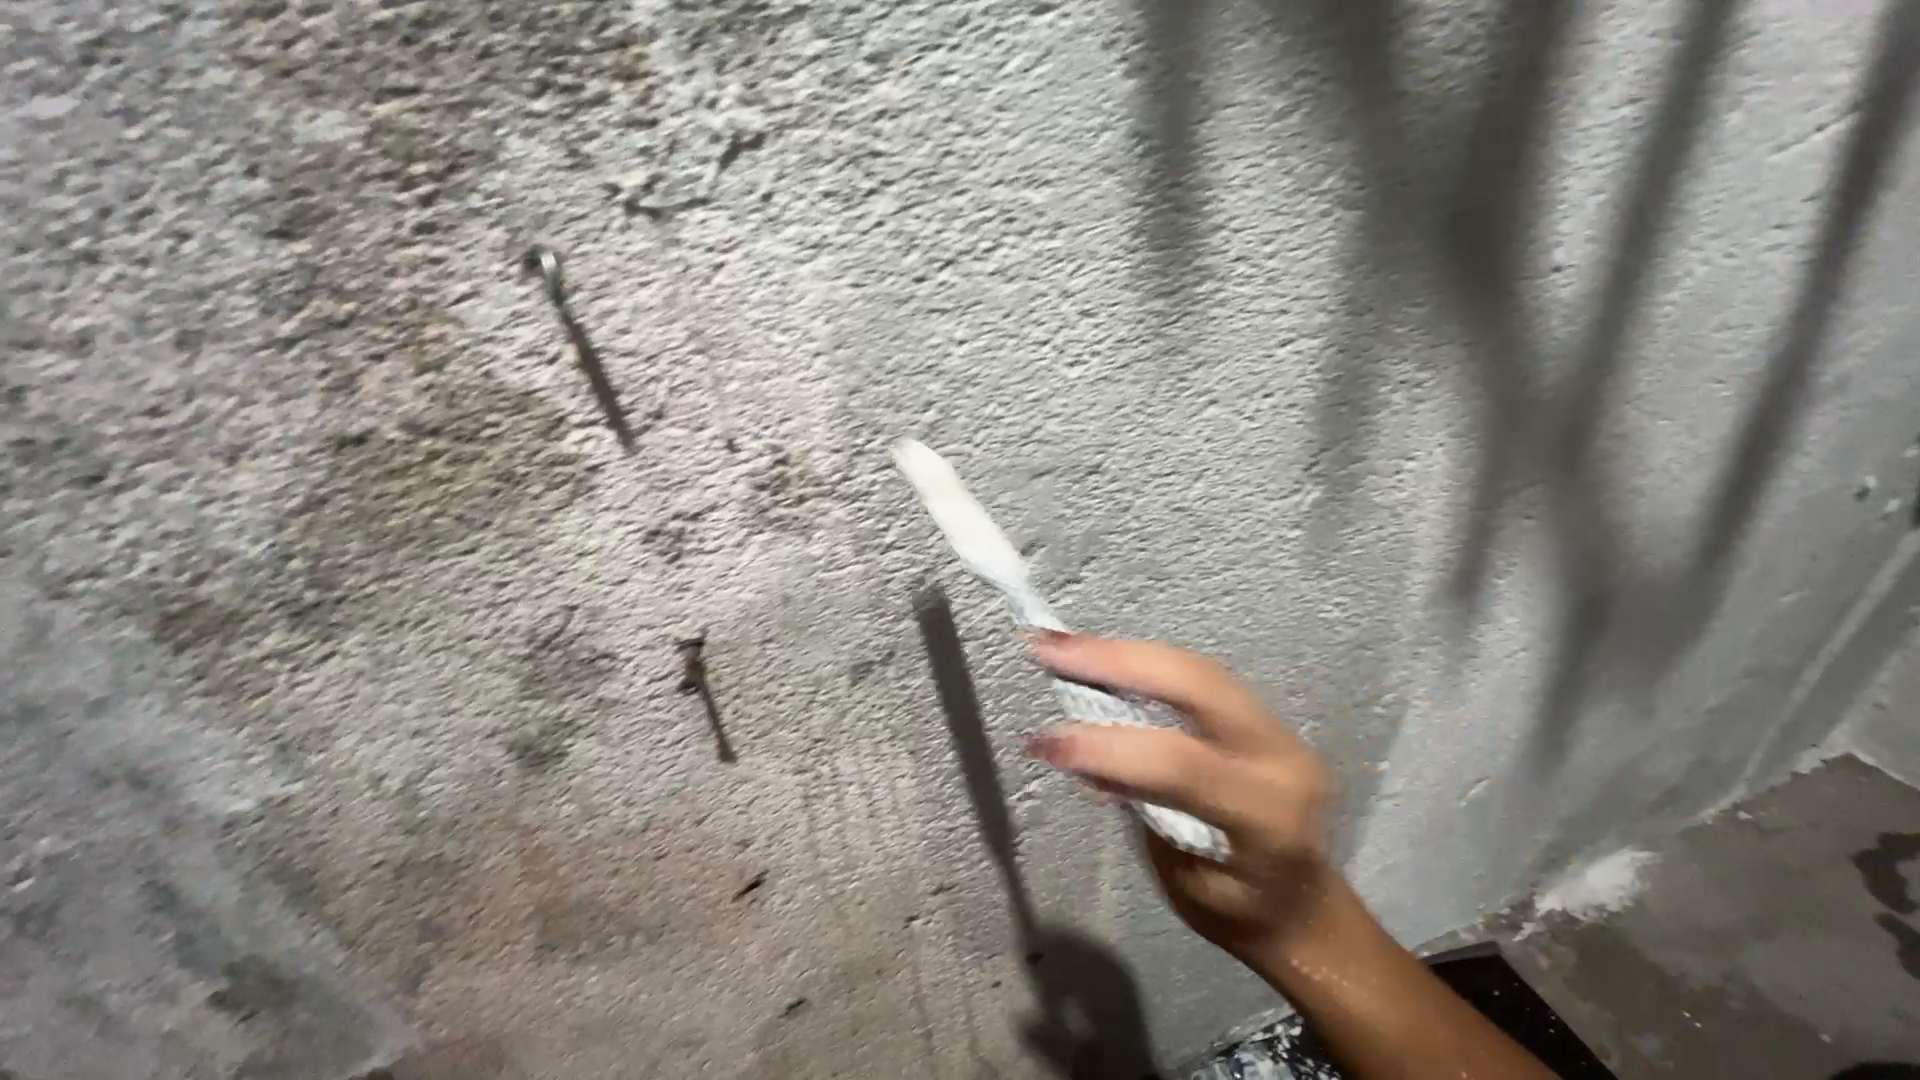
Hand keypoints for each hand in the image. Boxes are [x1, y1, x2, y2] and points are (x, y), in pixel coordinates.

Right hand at [1023, 632, 1337, 961]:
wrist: (1304, 907)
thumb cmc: (1239, 913)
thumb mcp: (1181, 878)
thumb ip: (1143, 810)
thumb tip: (1085, 756)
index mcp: (1268, 816)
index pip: (1181, 765)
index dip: (1108, 747)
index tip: (1044, 742)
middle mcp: (1282, 759)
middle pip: (1197, 685)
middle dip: (1116, 662)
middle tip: (1046, 648)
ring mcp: (1280, 729)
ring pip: (1197, 669)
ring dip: (1124, 653)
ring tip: (1060, 645)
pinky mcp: (1265, 715)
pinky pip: (1200, 677)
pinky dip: (1146, 664)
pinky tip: (1102, 657)